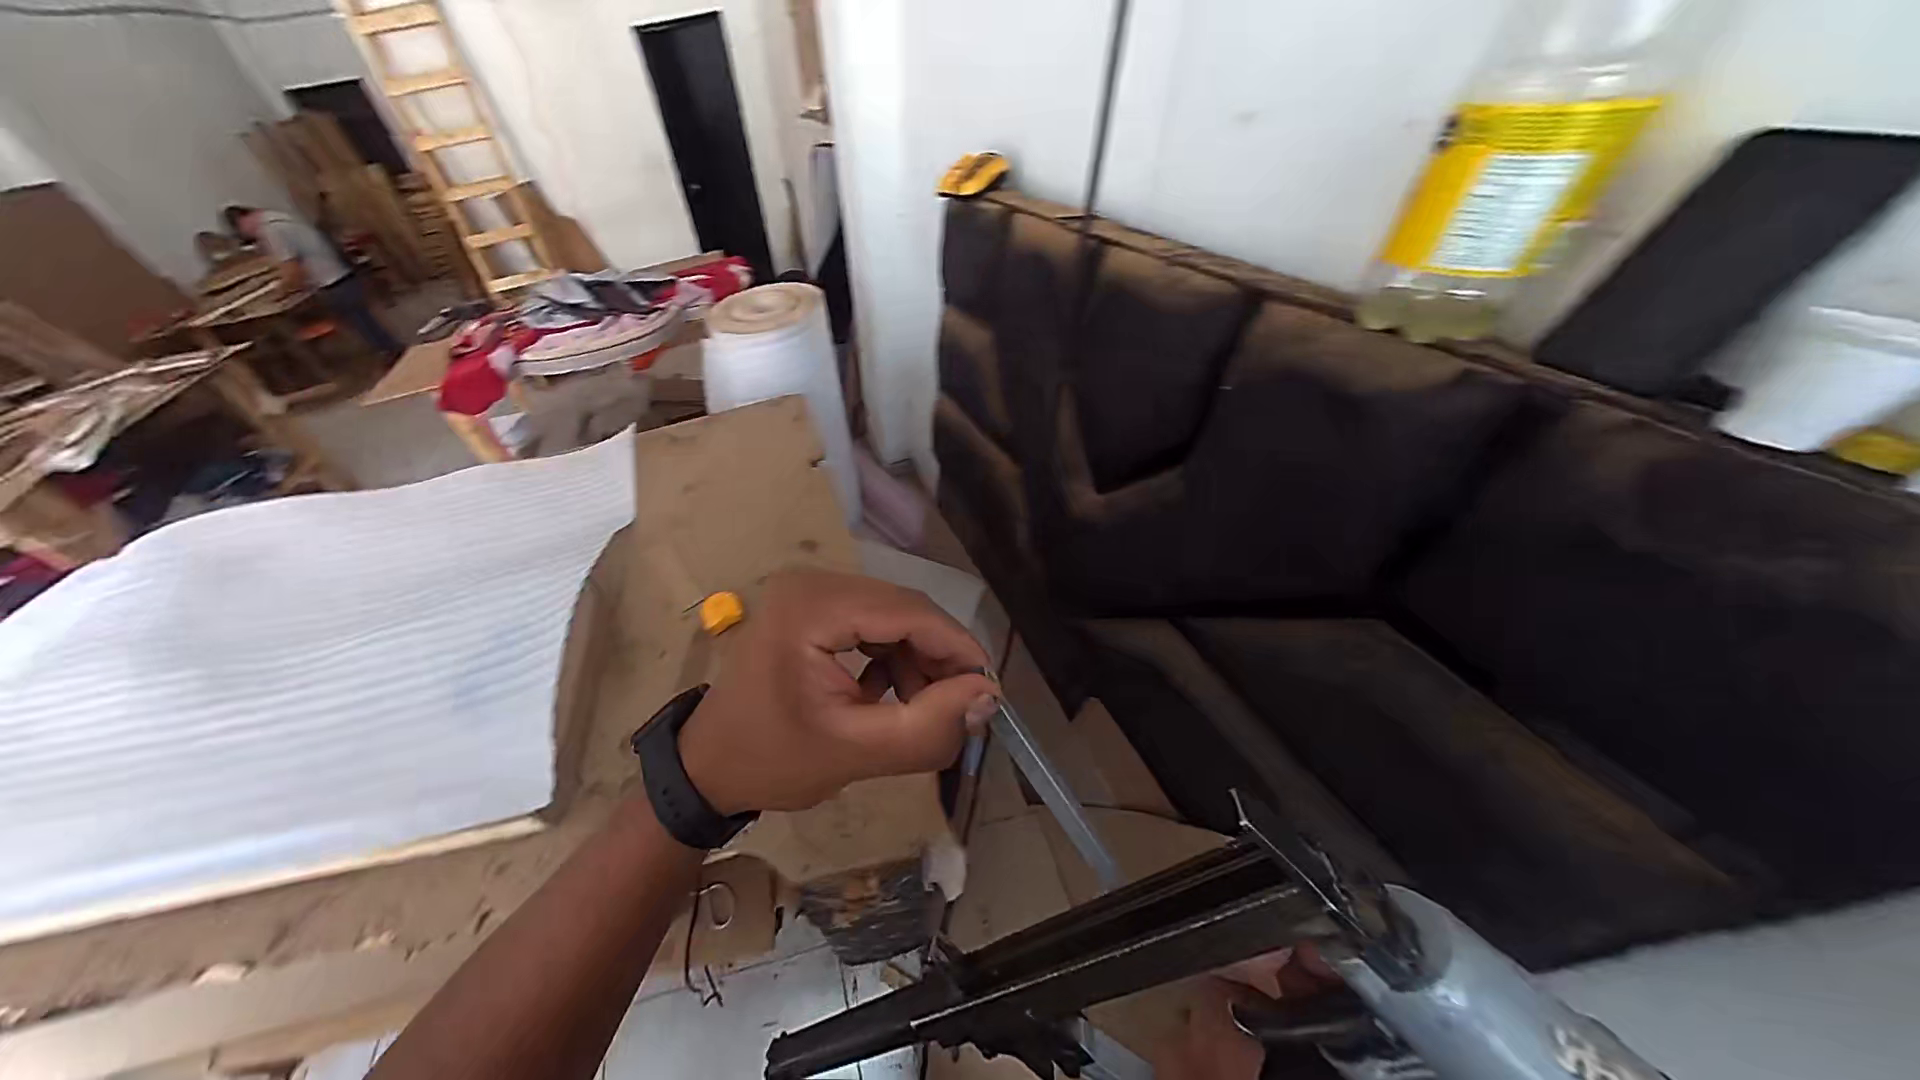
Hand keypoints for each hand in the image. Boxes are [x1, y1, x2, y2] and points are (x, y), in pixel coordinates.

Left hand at [675, 568, 999, 815]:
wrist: (707, 766)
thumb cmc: (770, 761)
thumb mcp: (854, 752)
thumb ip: (927, 726)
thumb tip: (988, 695)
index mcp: (812, 607)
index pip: (908, 612)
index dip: (957, 648)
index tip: (988, 690)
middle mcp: (813, 583)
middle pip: (904, 609)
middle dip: (939, 657)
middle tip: (958, 707)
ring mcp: (811, 592)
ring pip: (894, 616)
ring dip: (919, 659)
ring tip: (922, 708)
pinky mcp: (813, 607)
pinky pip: (874, 622)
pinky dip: (894, 656)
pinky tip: (890, 695)